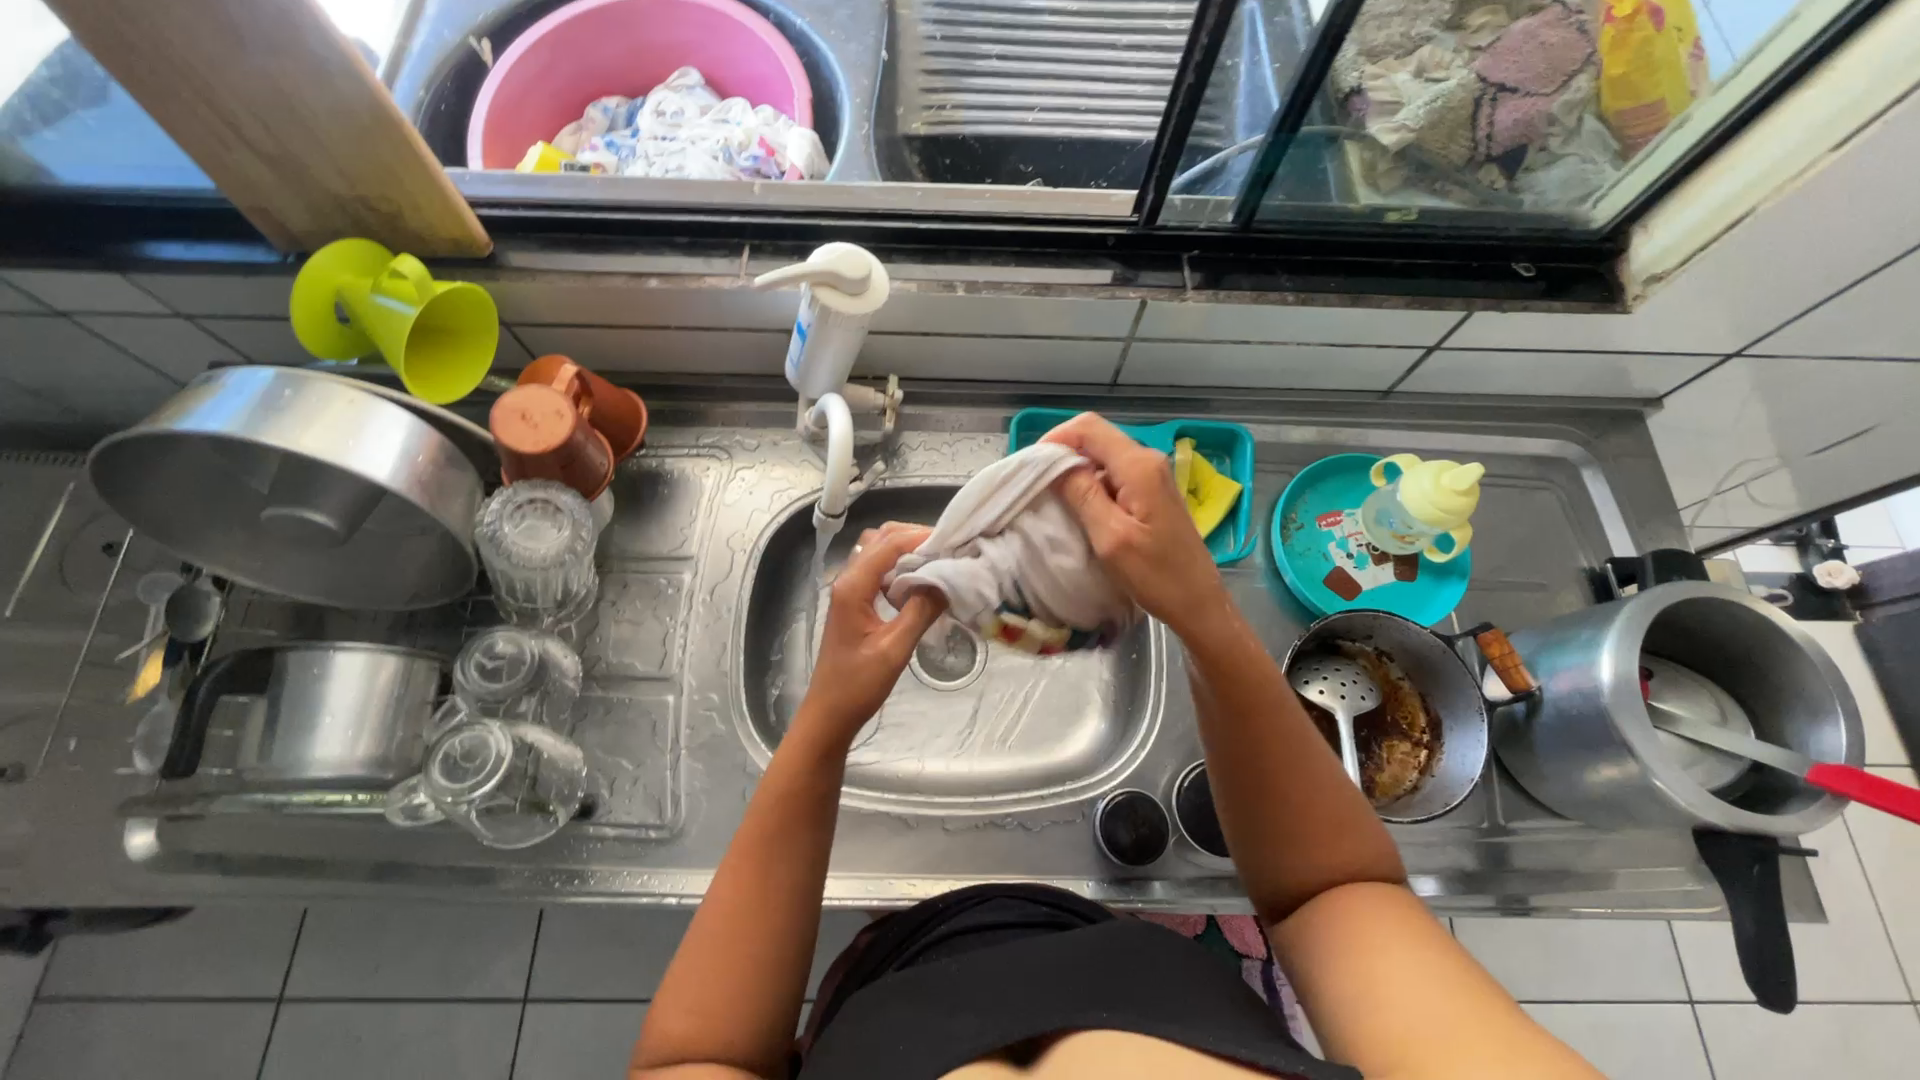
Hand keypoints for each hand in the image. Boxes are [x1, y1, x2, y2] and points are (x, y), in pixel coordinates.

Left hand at [797, 522, 945, 740]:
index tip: (952, 540)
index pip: (888, 545)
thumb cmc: (857, 685)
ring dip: (906, 550)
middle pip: (880, 540)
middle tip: (948, 548)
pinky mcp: (855, 603)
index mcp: (852, 587)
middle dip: (914, 537)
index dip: (920, 537)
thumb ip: (920, 612)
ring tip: (938, 560)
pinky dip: (899, 567)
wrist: (830, 713)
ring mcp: (849, 591)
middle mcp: (847, 581)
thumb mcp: (894, 650)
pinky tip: (920, 582)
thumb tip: (946, 581)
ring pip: (878, 553)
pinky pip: (878, 571)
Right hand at [1042, 412, 1230, 638]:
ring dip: (1075, 472)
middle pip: (1095, 438)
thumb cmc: (1156, 575)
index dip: (1054, 439)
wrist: (1198, 602)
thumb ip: (1082, 495)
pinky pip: (1114, 475)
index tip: (1031, 467)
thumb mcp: (1110, 538)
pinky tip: (1080, 510)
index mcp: (1138, 466)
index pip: (1088, 428)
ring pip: (1103, 457)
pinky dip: (1091, 485)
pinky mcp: (1152, 493)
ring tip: (1053, 500)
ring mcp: (1152, 476)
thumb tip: (1056, 464)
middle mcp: (1148, 461)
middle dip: (1062, 455)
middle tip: (1037, 485)